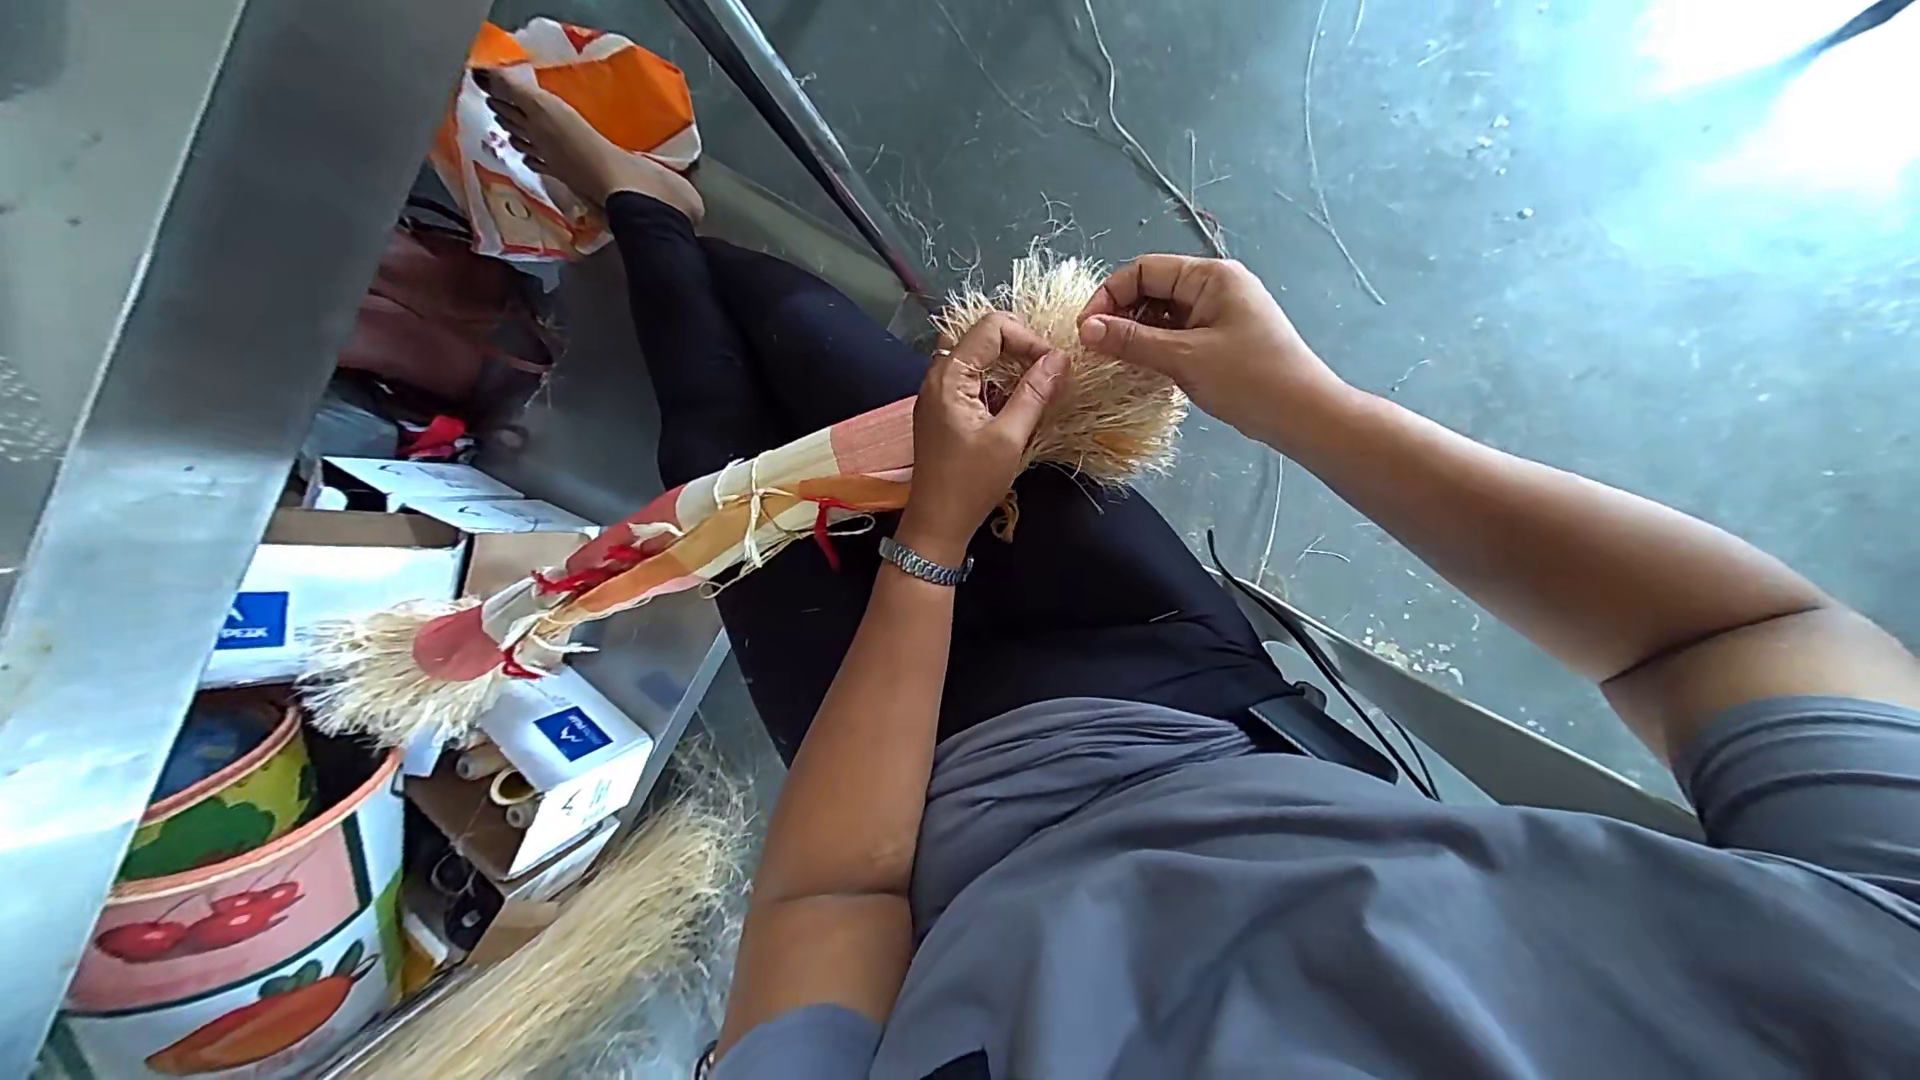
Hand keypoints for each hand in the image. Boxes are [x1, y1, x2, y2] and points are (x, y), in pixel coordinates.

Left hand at [898, 313, 1068, 565]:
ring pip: (975, 359)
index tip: (1052, 366)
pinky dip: (994, 385)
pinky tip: (1012, 409)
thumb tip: (1060, 359)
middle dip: (1018, 349)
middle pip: (981, 337)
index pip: (991, 327)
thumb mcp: (1010, 437)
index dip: (1028, 339)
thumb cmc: (971, 483)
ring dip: (1007, 367)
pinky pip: (969, 382)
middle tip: (1045, 375)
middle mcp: (936, 377)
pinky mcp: (941, 412)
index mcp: (949, 377)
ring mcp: (936, 395)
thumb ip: (1034, 393)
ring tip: (1033, 391)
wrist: (937, 522)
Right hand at [1077, 255, 1350, 446]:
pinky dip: (1152, 346)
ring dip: (1134, 333)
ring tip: (1113, 360)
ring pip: (1160, 314)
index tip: (1086, 330)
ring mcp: (1216, 313)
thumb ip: (1132, 341)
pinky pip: (1174, 334)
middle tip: (1095, 348)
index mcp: (1209, 277)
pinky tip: (1138, 366)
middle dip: (1119, 315)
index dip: (1109, 295)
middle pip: (1151, 289)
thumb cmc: (1248, 379)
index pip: (1144, 270)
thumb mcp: (1183, 358)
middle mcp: (1213, 287)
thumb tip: (1085, 330)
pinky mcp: (1217, 338)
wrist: (1300, 413)